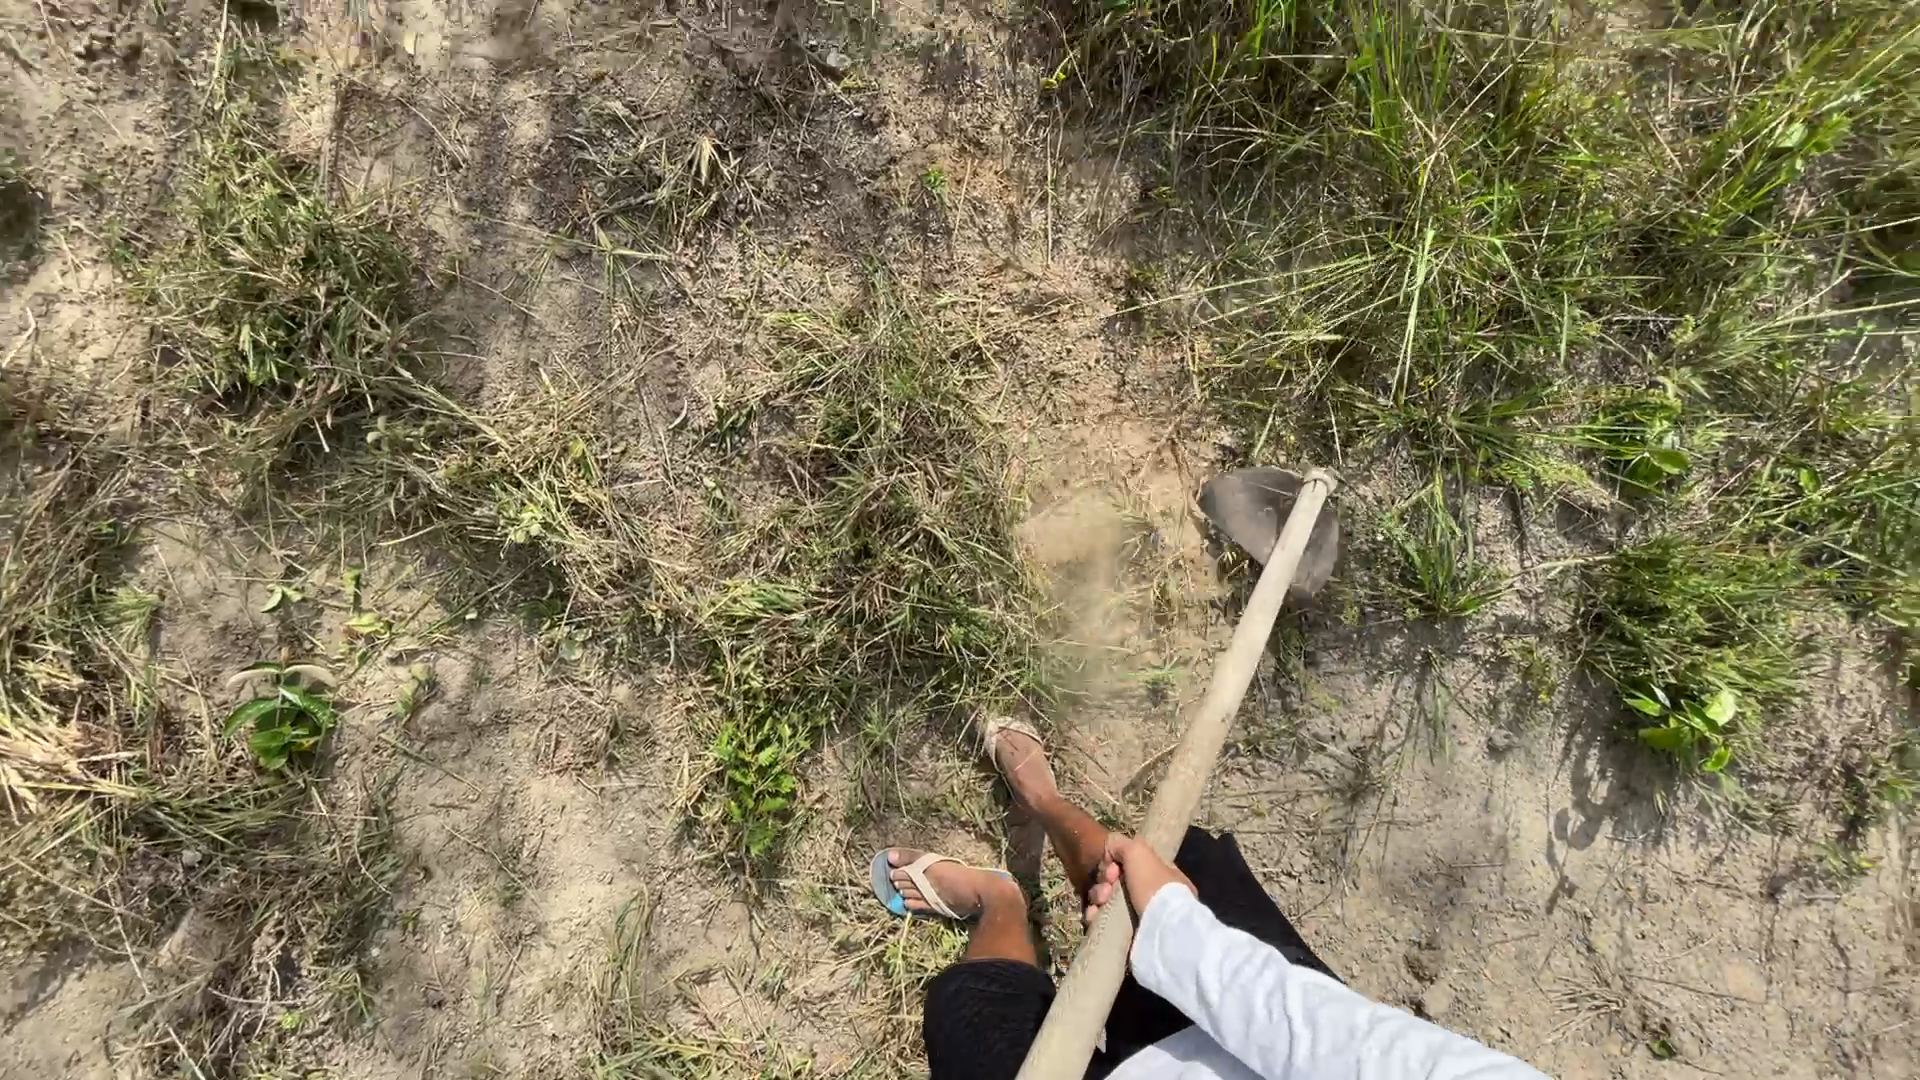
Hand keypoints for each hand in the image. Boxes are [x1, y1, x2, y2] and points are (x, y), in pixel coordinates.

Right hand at [1083, 833, 1194, 928]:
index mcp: (1162, 875)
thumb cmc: (1153, 886)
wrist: (1161, 932)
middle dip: (1105, 880)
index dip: (1116, 861)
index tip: (1112, 866)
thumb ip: (1121, 844)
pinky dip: (1095, 915)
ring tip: (1101, 901)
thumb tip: (1109, 852)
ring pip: (1107, 900)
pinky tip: (1094, 914)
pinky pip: (1104, 920)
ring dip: (1098, 896)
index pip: (1131, 862)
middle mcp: (1152, 896)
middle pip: (1116, 881)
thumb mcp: (1138, 851)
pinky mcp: (1126, 936)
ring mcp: (1139, 917)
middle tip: (1107, 885)